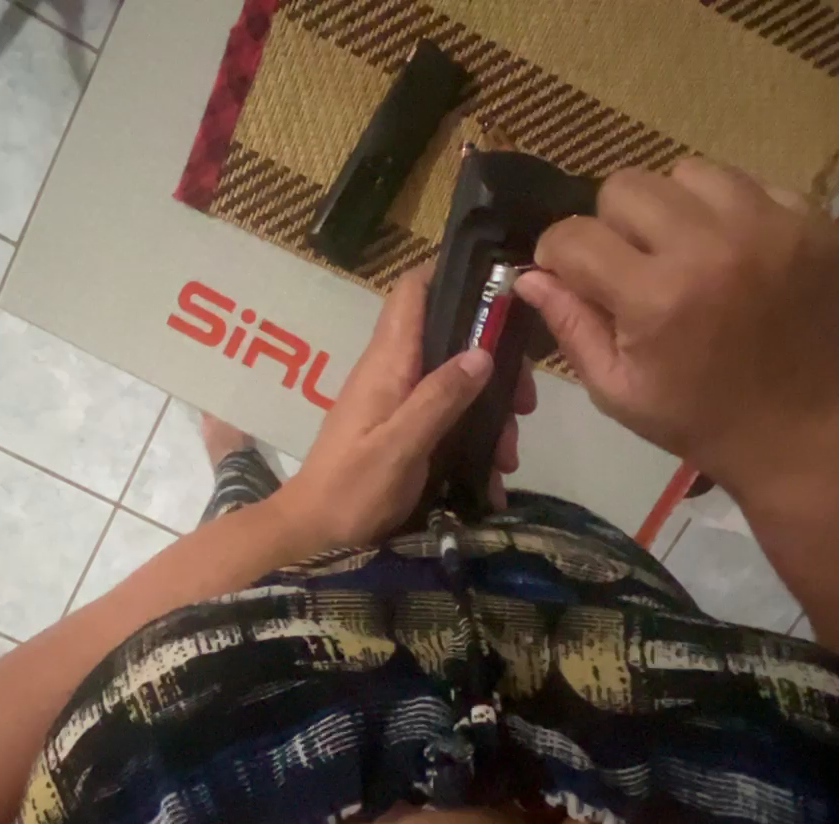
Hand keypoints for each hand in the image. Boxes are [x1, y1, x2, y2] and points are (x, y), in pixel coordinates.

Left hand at [272, 265, 534, 550]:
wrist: (314, 532)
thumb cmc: (351, 489)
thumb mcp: (400, 447)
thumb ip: (438, 399)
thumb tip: (483, 352)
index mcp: (388, 364)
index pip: (413, 292)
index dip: (452, 275)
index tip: (502, 289)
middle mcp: (393, 373)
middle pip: (451, 340)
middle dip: (495, 364)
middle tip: (524, 404)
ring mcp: (397, 401)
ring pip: (455, 384)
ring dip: (489, 414)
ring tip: (507, 459)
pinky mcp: (400, 429)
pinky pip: (446, 419)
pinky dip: (471, 440)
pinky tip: (490, 478)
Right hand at [514, 157, 838, 498]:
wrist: (789, 428)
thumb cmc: (687, 415)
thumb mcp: (612, 386)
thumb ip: (569, 324)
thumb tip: (529, 276)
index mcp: (656, 297)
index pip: (575, 236)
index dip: (556, 252)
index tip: (564, 271)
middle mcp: (713, 246)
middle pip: (627, 185)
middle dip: (610, 224)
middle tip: (626, 264)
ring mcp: (772, 226)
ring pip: (688, 172)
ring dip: (670, 209)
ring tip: (681, 254)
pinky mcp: (813, 221)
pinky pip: (749, 185)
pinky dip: (727, 215)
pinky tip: (731, 258)